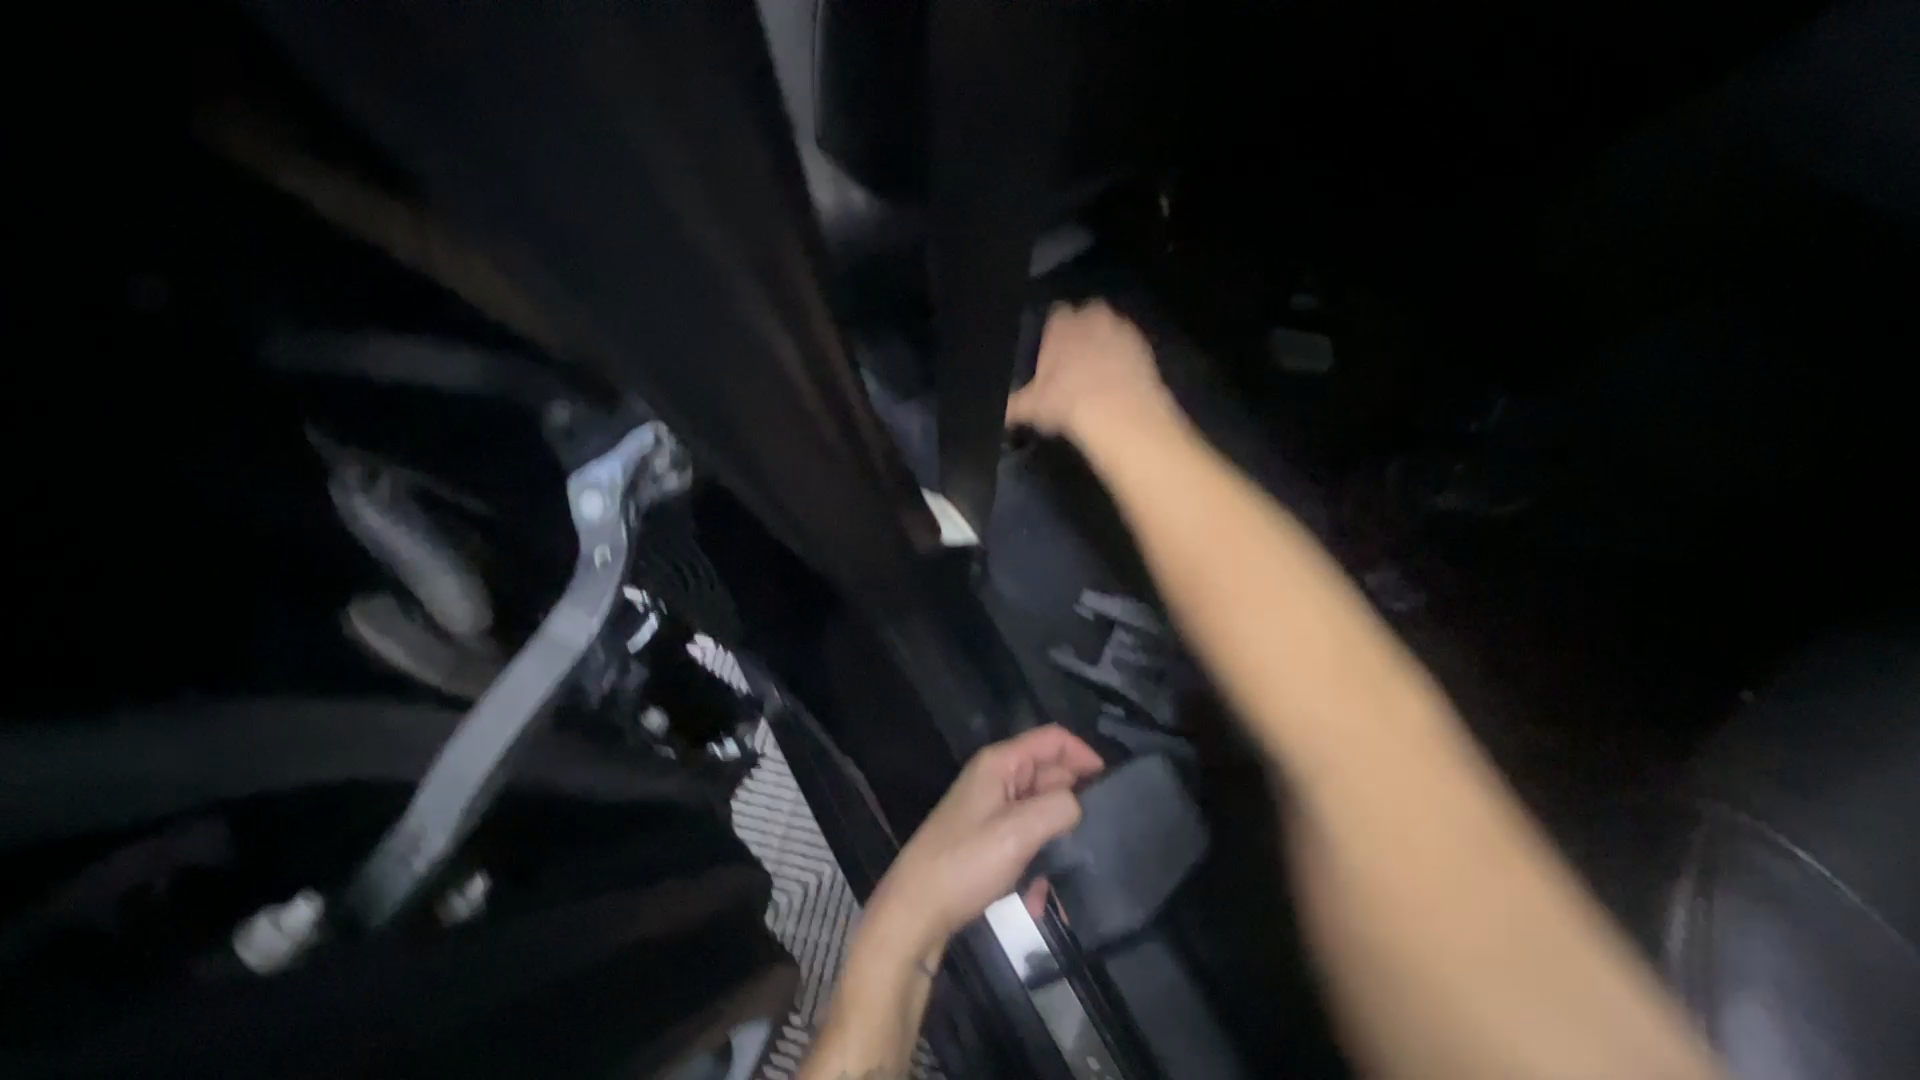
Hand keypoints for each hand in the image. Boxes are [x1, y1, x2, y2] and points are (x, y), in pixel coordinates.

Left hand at [863, 725, 1105, 957]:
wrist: (916, 911)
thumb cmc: (965, 863)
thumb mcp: (1018, 832)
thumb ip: (1058, 807)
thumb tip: (1080, 803)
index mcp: (1000, 764)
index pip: (1053, 739)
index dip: (1085, 755)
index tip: (1113, 788)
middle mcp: (997, 780)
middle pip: (1051, 775)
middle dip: (1075, 805)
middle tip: (1101, 836)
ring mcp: (993, 811)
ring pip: (1043, 813)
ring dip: (1059, 842)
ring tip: (1074, 873)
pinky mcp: (991, 842)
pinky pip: (1029, 842)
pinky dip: (1040, 864)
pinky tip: (1042, 899)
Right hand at [1006, 301, 1175, 442]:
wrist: (1119, 413)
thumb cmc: (1067, 401)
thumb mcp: (1032, 406)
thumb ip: (1014, 405)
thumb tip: (1001, 414)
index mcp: (1061, 323)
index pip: (1055, 316)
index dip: (1054, 335)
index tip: (1053, 353)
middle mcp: (1092, 317)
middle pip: (1086, 316)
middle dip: (1083, 332)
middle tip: (1076, 361)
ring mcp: (1122, 329)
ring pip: (1111, 329)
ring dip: (1106, 343)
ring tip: (1099, 373)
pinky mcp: (1145, 347)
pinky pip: (1131, 347)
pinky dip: (1126, 359)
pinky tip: (1120, 381)